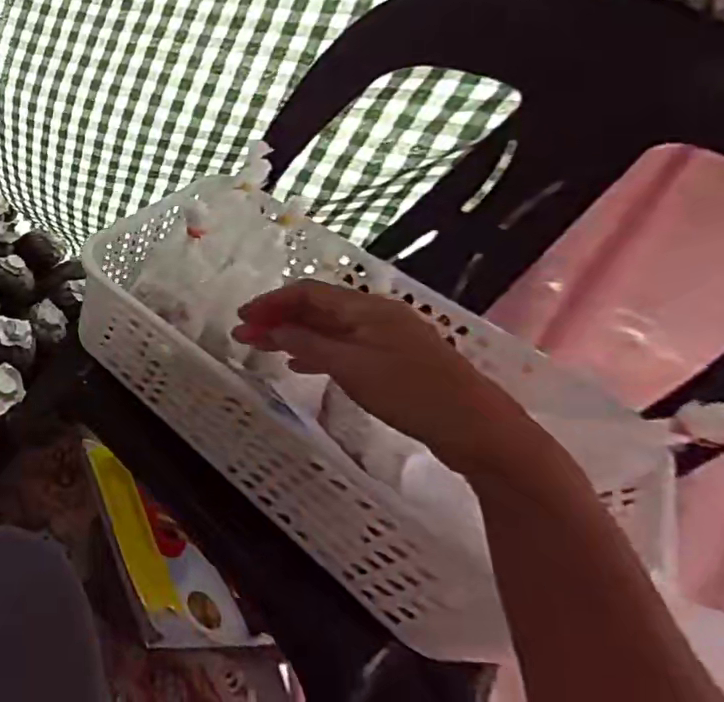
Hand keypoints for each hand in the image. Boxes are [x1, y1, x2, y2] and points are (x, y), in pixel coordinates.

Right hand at [234, 281, 541, 474]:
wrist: (481, 431)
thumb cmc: (412, 394)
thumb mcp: (352, 368)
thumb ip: (309, 345)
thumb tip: (274, 329)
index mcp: (366, 307)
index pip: (307, 292)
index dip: (271, 302)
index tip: (242, 318)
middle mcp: (375, 314)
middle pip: (316, 308)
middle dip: (277, 318)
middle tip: (243, 336)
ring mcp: (388, 337)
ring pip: (329, 328)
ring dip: (294, 335)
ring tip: (263, 349)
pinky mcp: (396, 360)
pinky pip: (345, 345)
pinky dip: (317, 351)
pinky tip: (300, 365)